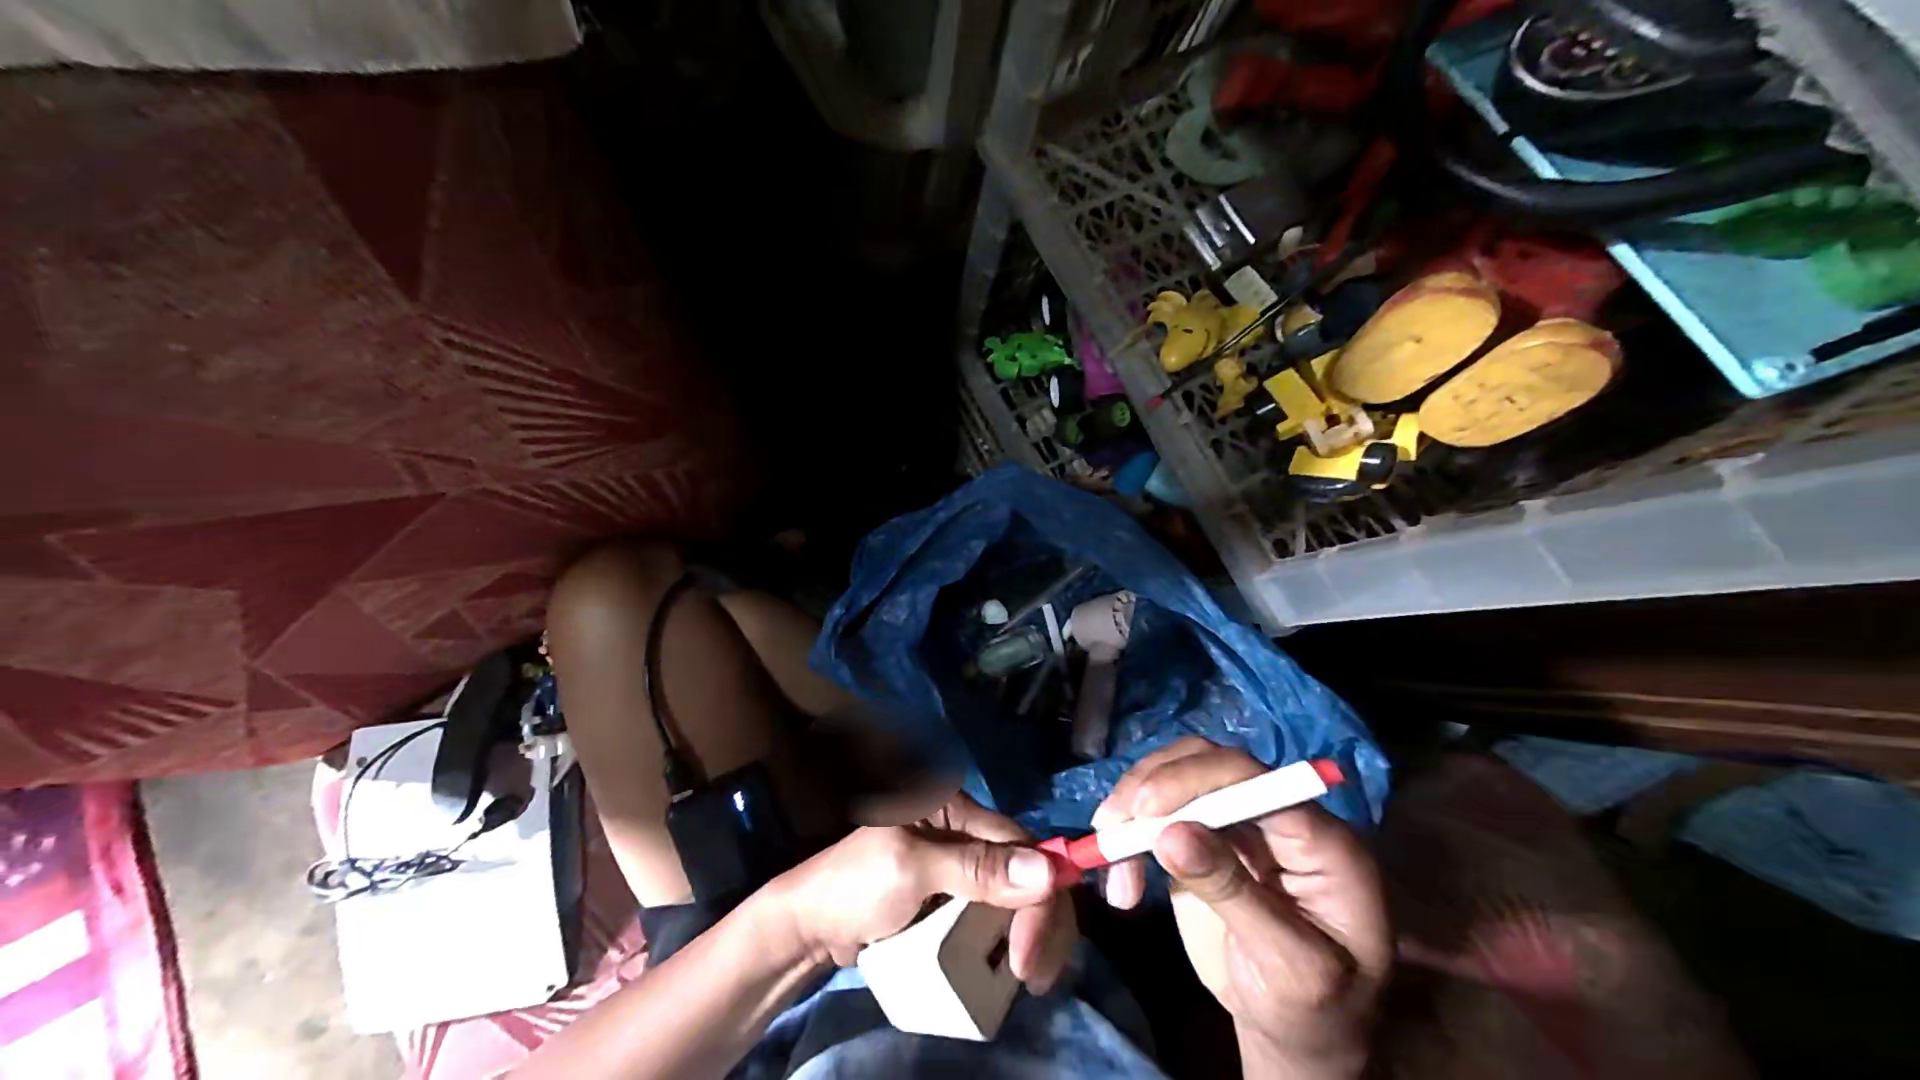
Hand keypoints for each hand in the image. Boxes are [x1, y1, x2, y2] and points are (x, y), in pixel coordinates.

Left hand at [763, 793, 1077, 992]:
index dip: (1039, 895)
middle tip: (1033, 978)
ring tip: (1024, 981)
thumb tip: (1046, 871)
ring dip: (1032, 936)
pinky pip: (998, 915)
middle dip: (1042, 921)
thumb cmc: (851, 887)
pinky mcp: (956, 899)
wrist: (809, 928)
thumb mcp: (910, 870)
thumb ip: (975, 869)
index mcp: (956, 808)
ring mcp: (963, 867)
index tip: (1027, 954)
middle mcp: (967, 832)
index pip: (1020, 844)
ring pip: (1019, 896)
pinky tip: (1011, 968)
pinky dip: (1011, 940)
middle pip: (1028, 870)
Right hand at [1094, 738, 1389, 1078]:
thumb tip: (1171, 833)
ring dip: (1133, 803)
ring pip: (1178, 775)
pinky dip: (1129, 830)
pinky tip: (1119, 874)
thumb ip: (1233, 893)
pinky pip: (1160, 811)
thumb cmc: (1313, 1009)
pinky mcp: (1204, 836)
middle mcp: (1278, 815)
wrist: (1297, 1032)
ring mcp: (1239, 822)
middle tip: (1113, 824)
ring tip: (1107, 850)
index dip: (1196, 779)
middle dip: (1154, 783)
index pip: (1256, 778)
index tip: (1145, 809)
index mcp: (1320, 840)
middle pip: (1209, 762)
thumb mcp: (1287, 966)